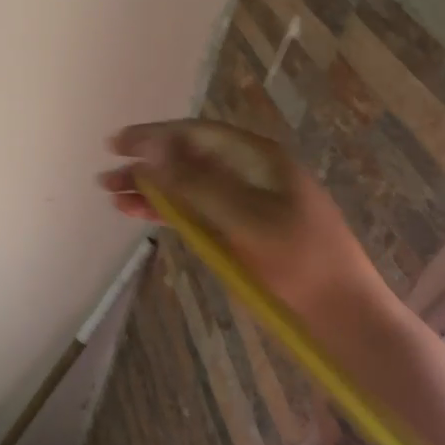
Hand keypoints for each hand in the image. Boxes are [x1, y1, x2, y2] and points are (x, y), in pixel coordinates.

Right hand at [98, 120, 384, 315]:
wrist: (338, 309)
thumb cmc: (300, 260)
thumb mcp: (246, 219)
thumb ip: (197, 185)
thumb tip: (153, 153)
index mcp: (258, 159)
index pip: (197, 135)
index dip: (155, 135)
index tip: (117, 144)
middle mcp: (248, 174)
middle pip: (187, 159)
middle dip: (147, 164)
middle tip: (106, 175)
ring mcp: (242, 203)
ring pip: (186, 187)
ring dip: (150, 190)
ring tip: (112, 196)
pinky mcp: (237, 231)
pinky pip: (194, 212)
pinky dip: (166, 211)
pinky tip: (139, 213)